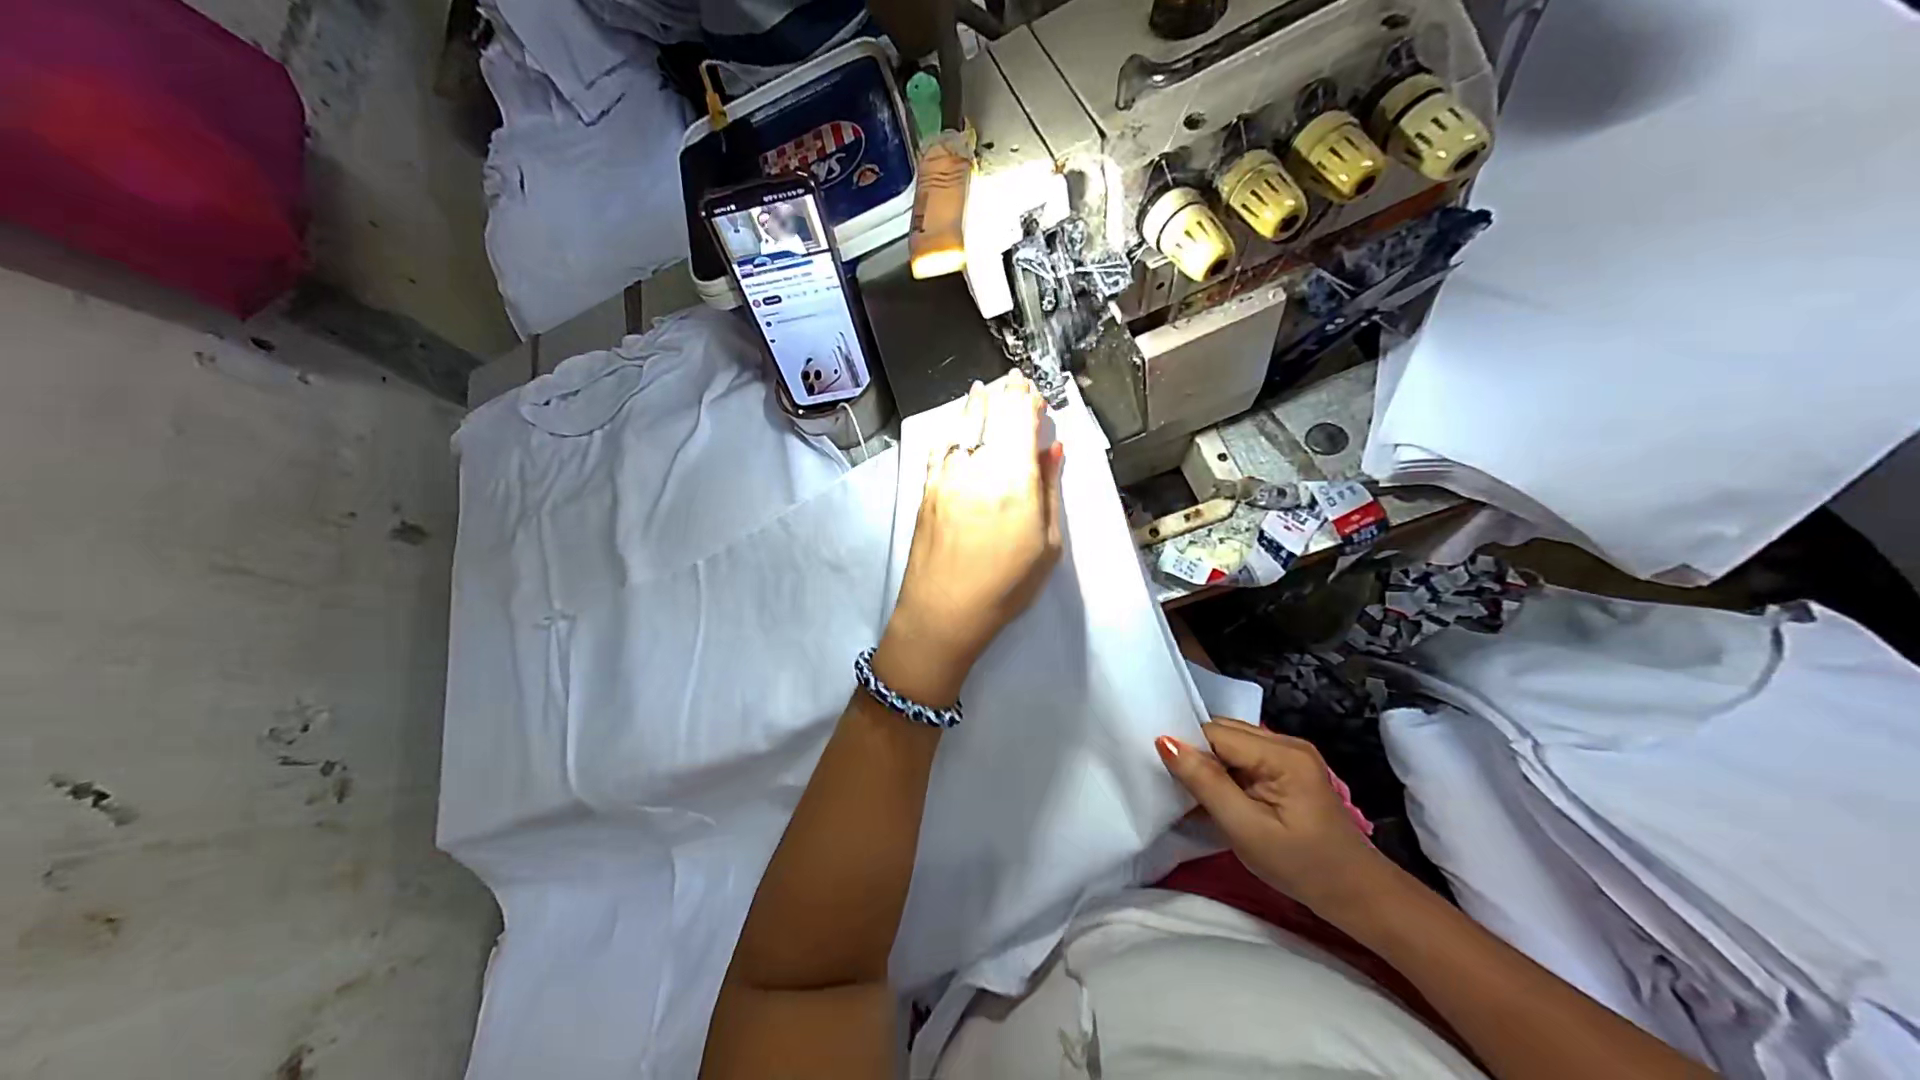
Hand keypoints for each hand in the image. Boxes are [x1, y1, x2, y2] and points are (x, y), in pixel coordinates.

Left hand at [875, 372, 1064, 704]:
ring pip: (963, 426)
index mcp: (1015, 482)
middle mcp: (979, 469)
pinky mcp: (927, 490)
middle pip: (993, 418)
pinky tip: (955, 424)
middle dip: (1006, 394)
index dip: (1029, 403)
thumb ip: (1050, 490)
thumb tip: (1053, 450)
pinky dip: (950, 430)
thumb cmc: (1003, 588)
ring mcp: (948, 477)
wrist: (943, 613)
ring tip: (986, 388)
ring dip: (977, 403)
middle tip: (1015, 380)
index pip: (1021, 423)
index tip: (1037, 394)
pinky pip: (940, 449)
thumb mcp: (1047, 545)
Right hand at [1156, 719, 1391, 913]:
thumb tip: (1165, 742)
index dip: (1189, 752)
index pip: (1214, 733)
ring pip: (1231, 743)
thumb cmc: (1302, 867)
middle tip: (1186, 794)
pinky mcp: (1290, 767)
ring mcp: (1291, 753)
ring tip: (1203, 799)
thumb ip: (1205, 783)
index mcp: (1282, 754)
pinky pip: (1244, 756)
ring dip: (1212, 767)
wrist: (1358, 895)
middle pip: (1222, 732)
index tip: (1172, 781)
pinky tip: (1224, 799)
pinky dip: (1227, 774)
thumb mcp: (1246, 830)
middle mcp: (1287, 742)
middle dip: (1199, 757)